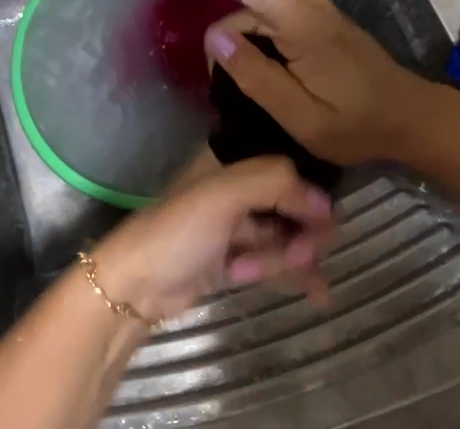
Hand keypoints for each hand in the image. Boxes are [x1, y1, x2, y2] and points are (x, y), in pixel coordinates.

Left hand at [91, 156, 334, 321]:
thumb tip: (325, 202)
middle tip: (296, 259)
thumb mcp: (222, 196)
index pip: (289, 171)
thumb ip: (274, 184)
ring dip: (284, 259)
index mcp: (231, 165)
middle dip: (300, 235)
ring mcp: (237, 227)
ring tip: (248, 275)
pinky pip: (276, 261)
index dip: (311, 197)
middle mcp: (237, 191)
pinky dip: (294, 274)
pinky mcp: (235, 260)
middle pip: (294, 206)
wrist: (134, 286)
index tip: (321, 225)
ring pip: (286, 238)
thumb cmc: (177, 232)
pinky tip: (317, 295)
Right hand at [145, 0, 435, 165]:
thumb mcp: (302, 115)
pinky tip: (240, 61)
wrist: (410, 117)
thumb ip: (255, 75)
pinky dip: (242, 28)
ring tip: (220, 74)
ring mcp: (307, 4)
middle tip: (174, 17)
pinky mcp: (308, 15)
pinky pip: (262, 10)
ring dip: (226, 26)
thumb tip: (211, 36)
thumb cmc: (358, 123)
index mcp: (298, 18)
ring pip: (247, 0)